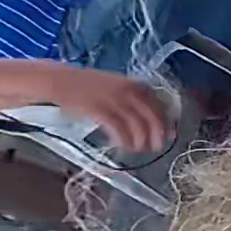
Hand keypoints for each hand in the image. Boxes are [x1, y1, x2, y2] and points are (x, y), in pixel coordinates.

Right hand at [46, 65, 169, 153]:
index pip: (160, 106)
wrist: (59, 81)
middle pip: (152, 117)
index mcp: (137, 85)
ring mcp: (114, 100)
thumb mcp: (119, 87)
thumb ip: (137, 100)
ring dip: (140, 141)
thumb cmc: (90, 87)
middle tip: (156, 148)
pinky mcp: (99, 109)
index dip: (167, 123)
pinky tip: (123, 148)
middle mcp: (129, 91)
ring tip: (137, 149)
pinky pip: (118, 129)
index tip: (170, 136)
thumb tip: (154, 120)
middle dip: (156, 135)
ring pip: (136, 125)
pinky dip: (123, 141)